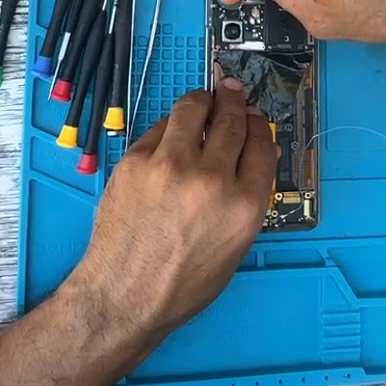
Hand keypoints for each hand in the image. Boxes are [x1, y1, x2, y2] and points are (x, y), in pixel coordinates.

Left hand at [62, 78, 276, 337]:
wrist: (124, 295)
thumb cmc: (183, 282)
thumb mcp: (234, 246)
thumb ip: (249, 196)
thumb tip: (256, 152)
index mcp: (244, 205)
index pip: (262, 144)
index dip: (259, 125)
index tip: (255, 117)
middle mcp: (211, 179)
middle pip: (231, 120)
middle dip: (235, 100)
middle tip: (232, 90)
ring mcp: (170, 165)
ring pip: (194, 107)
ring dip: (203, 100)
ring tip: (204, 100)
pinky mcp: (136, 159)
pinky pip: (161, 127)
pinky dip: (172, 126)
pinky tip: (173, 135)